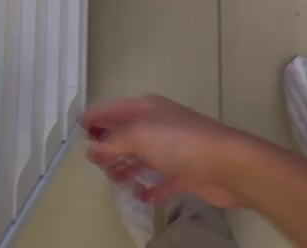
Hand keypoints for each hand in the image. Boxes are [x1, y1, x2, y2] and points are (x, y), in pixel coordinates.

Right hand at [83, 96, 264, 209]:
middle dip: (110, 145)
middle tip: (96, 163)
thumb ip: (114, 141)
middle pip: (127, 133)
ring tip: (113, 181)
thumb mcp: (141, 135)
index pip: (115, 109)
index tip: (79, 128)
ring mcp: (172, 149)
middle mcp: (158, 125)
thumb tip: (92, 147)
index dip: (96, 116)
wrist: (227, 164)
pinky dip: (150, 187)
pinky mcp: (184, 173)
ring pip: (142, 157)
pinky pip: (161, 180)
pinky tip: (141, 196)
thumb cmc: (180, 142)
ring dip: (127, 167)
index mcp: (146, 109)